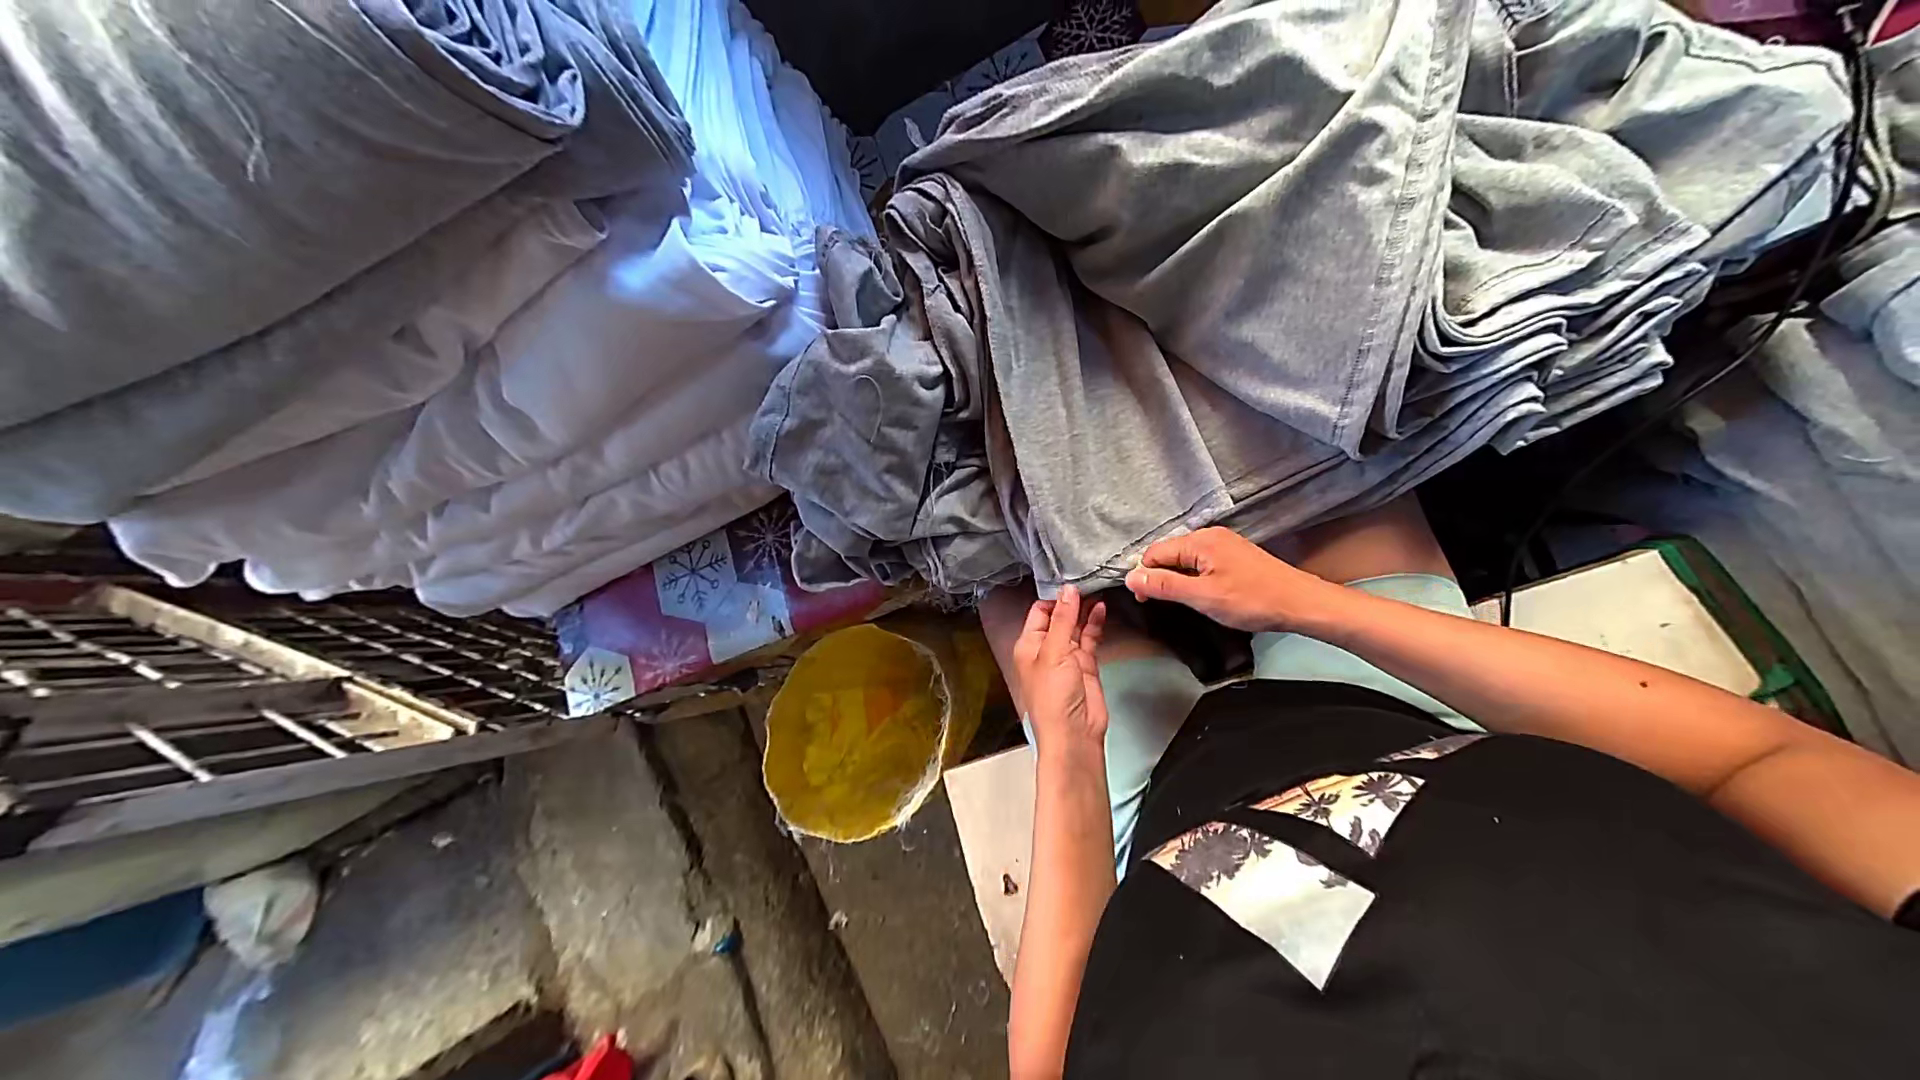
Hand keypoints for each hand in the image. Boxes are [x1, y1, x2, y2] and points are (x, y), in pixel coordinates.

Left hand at [1011, 585, 1108, 753]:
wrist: (1074, 734)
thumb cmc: (1053, 697)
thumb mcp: (1054, 652)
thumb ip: (1062, 619)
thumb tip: (1067, 591)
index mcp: (1028, 644)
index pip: (1039, 611)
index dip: (1053, 597)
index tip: (1069, 580)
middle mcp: (1046, 649)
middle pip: (1058, 616)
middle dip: (1071, 600)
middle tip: (1087, 580)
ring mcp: (1066, 656)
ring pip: (1075, 626)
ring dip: (1084, 610)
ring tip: (1097, 590)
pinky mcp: (1085, 665)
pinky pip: (1089, 638)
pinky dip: (1095, 624)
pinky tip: (1101, 610)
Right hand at [1123, 527, 1336, 632]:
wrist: (1300, 603)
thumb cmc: (1251, 600)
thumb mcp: (1202, 596)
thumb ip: (1164, 585)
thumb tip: (1130, 576)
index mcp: (1200, 541)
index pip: (1155, 553)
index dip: (1145, 576)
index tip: (1146, 601)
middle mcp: (1210, 535)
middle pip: (1169, 553)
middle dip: (1160, 577)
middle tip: (1163, 604)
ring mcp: (1224, 544)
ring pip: (1185, 559)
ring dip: (1177, 579)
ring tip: (1185, 601)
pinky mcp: (1234, 555)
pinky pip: (1201, 562)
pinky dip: (1194, 577)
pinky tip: (1202, 594)